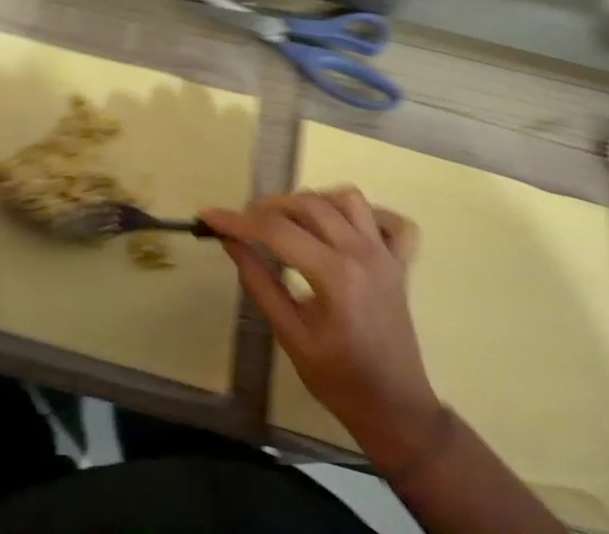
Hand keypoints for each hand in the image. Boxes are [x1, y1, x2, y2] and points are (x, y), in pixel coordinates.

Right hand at [202, 189, 441, 466]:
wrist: (393, 408)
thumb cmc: (337, 379)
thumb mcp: (289, 334)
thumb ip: (259, 282)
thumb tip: (231, 243)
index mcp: (335, 276)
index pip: (276, 231)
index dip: (236, 220)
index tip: (208, 216)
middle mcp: (363, 254)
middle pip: (309, 205)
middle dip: (268, 207)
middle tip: (241, 224)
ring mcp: (386, 255)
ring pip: (349, 200)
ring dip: (313, 201)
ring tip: (288, 221)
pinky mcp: (400, 264)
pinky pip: (392, 221)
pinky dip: (366, 215)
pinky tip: (341, 227)